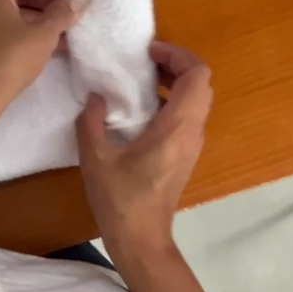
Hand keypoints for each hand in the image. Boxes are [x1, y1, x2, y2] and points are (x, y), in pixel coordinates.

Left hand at [0, 0, 89, 109]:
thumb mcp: (43, 34)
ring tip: (66, 29)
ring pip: (11, 9)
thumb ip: (64, 12)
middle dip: (49, 0)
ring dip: (38, 18)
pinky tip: (47, 42)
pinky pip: (1, 24)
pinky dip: (22, 29)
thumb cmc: (9, 61)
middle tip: (73, 11)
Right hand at [75, 41, 212, 265]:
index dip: (177, 55)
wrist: (140, 238)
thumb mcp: (95, 159)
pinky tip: (140, 112)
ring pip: (196, 101)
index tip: (148, 53)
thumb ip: (91, 122)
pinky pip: (186, 118)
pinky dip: (170, 103)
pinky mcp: (184, 156)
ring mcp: (191, 145)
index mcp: (176, 127)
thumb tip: (96, 98)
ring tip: (139, 83)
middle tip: (143, 63)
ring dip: (173, 85)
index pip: (197, 75)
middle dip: (176, 66)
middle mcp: (192, 132)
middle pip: (201, 84)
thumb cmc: (120, 200)